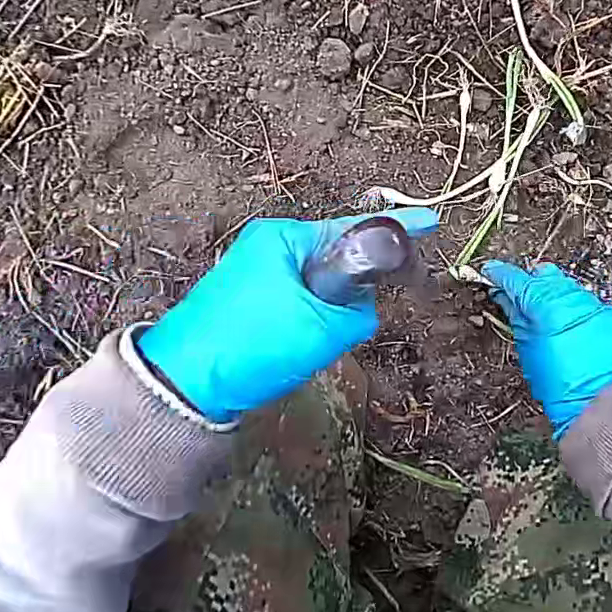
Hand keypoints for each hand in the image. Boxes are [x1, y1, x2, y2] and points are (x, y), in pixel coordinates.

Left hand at [139, 208, 438, 421]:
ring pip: (317, 284)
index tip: (430, 224)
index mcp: (283, 238)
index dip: (394, 230)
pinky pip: (298, 300)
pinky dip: (310, 319)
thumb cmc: (252, 345)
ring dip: (328, 310)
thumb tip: (364, 308)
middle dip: (353, 286)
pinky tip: (302, 345)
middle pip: (335, 257)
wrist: (182, 387)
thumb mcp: (322, 328)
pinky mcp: (250, 300)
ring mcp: (256, 272)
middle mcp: (269, 246)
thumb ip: (358, 312)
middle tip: (365, 310)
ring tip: (314, 342)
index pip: (351, 228)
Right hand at [482, 261, 611, 437]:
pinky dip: (577, 310)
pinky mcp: (611, 314)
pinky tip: (572, 329)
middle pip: (544, 275)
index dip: (501, 275)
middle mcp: (572, 297)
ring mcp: (594, 304)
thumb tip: (503, 295)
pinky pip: (588, 301)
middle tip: (523, 301)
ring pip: (567, 286)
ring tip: (551, 321)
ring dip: (555, 297)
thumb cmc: (558, 384)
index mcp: (545, 305)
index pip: (517, 279)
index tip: (491, 272)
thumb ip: (515, 314)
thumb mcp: (526, 347)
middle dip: (532, 284)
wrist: (597, 403)